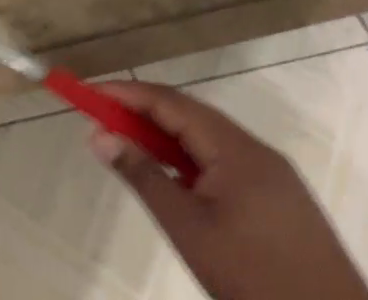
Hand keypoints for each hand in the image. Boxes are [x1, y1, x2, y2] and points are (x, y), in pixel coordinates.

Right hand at [88, 81, 367, 299]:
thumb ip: (142, 175)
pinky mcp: (281, 201)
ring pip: (208, 140)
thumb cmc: (253, 274)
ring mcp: (274, 177)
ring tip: (128, 148)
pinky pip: (225, 163)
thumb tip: (98, 135)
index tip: (86, 94)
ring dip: (164, 137)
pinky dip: (189, 160)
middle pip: (191, 115)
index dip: (125, 93)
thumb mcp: (187, 226)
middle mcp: (259, 153)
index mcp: (238, 151)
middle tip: (99, 120)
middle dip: (142, 112)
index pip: (172, 103)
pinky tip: (172, 180)